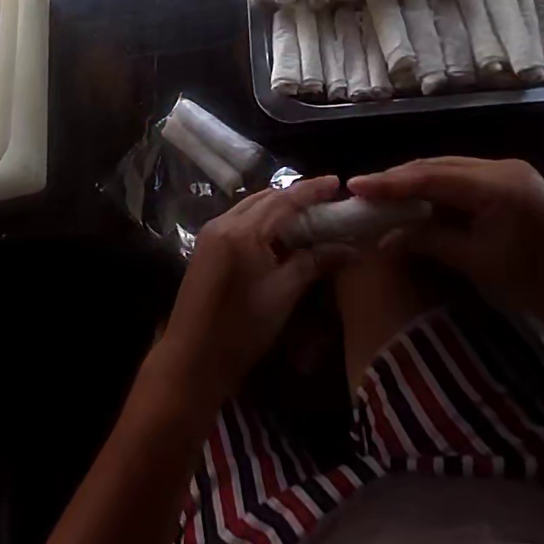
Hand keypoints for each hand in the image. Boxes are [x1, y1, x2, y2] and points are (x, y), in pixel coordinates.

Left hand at [147, 175, 346, 413]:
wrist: (192, 361)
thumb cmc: (241, 327)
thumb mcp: (284, 293)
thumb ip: (315, 263)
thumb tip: (351, 250)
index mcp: (242, 231)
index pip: (283, 200)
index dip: (312, 190)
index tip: (337, 182)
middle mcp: (223, 223)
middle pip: (264, 198)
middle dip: (294, 195)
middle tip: (324, 199)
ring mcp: (210, 235)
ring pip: (250, 208)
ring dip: (277, 207)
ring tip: (306, 212)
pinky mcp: (205, 249)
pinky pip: (239, 222)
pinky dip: (261, 221)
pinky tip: (278, 233)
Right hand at [347, 158, 543, 329]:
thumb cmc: (538, 285)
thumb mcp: (477, 264)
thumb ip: (428, 241)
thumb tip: (384, 238)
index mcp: (496, 185)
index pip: (431, 177)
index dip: (390, 182)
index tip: (354, 185)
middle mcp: (502, 167)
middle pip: (438, 166)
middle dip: (399, 178)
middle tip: (363, 191)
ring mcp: (511, 171)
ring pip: (450, 169)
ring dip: (417, 182)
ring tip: (383, 195)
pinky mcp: (514, 182)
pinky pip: (466, 178)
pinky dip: (439, 188)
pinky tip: (419, 200)